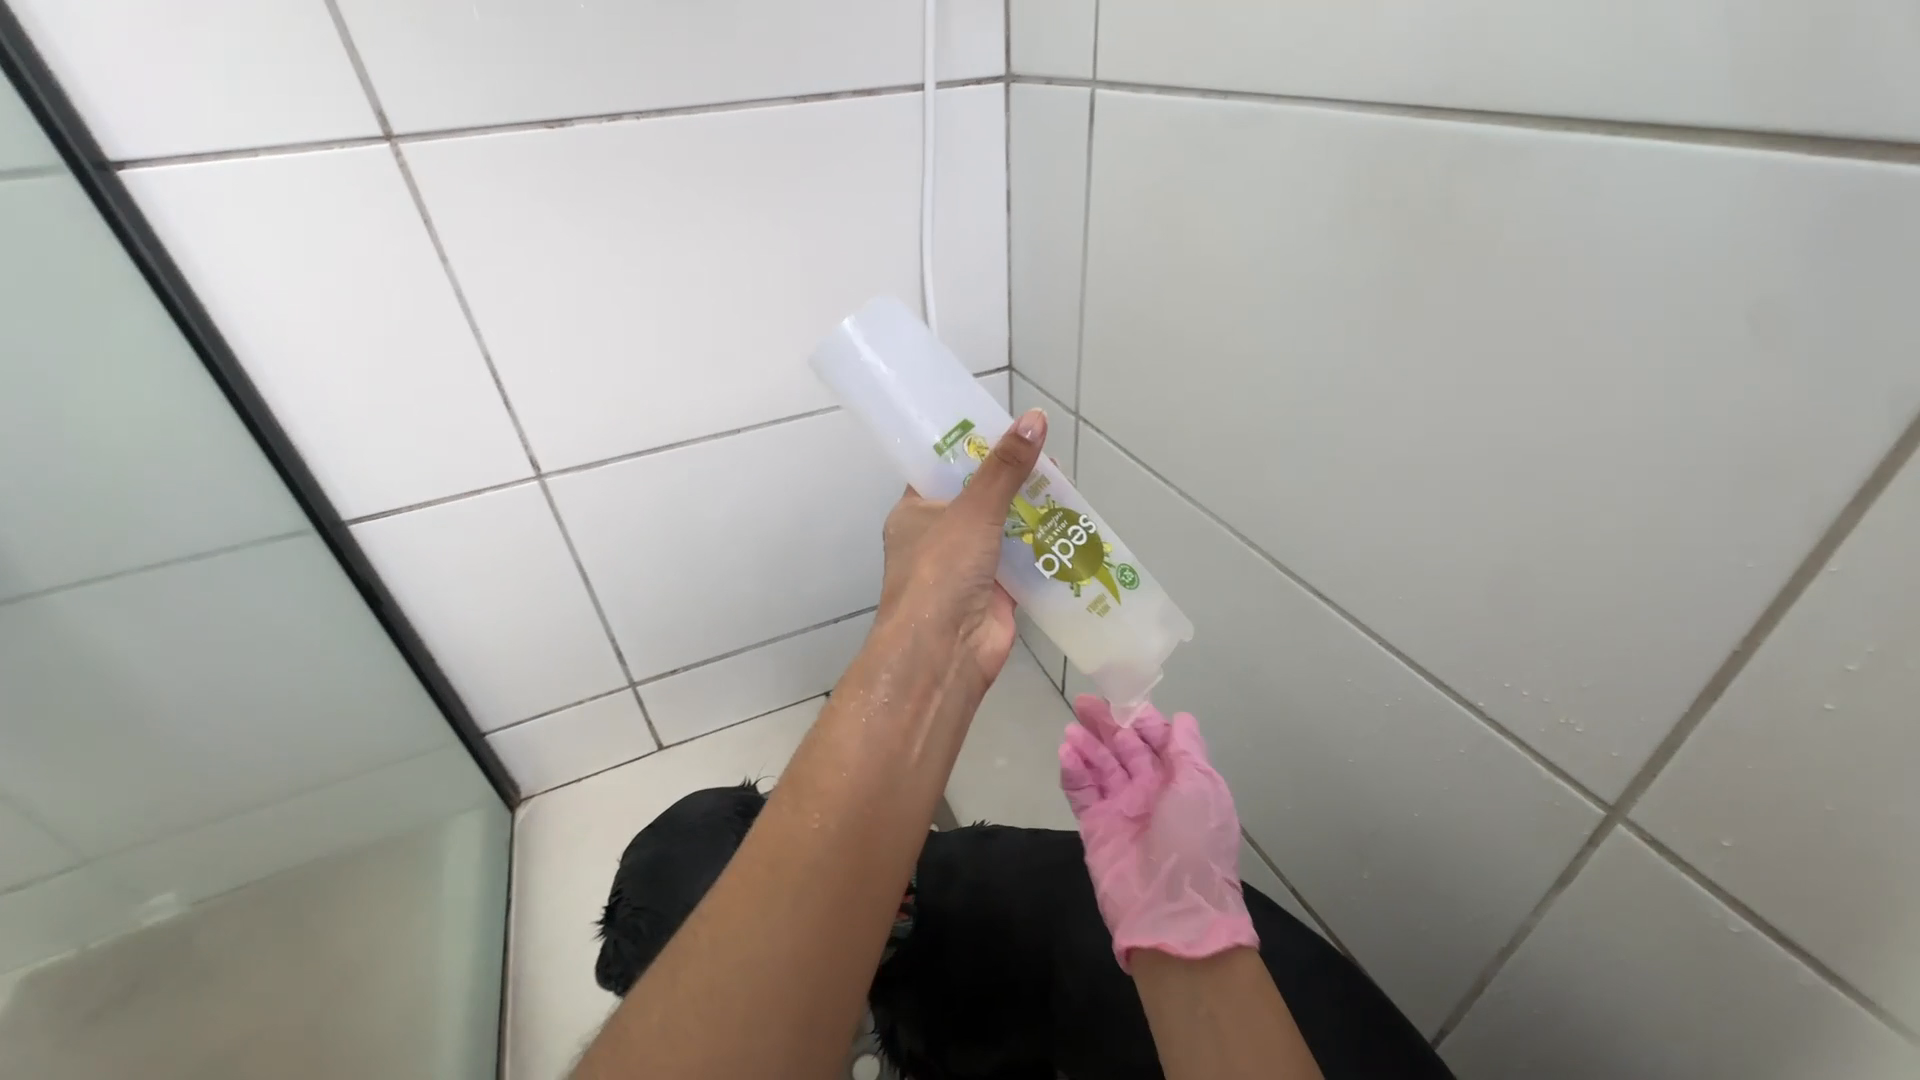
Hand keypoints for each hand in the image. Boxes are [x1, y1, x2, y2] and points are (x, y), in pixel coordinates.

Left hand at [871, 407, 1046, 695]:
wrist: (945, 651)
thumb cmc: (941, 573)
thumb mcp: (973, 510)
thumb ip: (1005, 468)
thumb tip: (1035, 419)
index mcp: (915, 512)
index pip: (941, 469)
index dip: (972, 449)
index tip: (1005, 430)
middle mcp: (938, 537)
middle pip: (979, 498)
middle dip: (1012, 480)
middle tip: (1046, 457)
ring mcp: (968, 567)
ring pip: (1005, 529)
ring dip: (1032, 512)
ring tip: (1064, 484)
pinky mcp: (997, 592)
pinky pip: (1023, 561)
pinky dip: (1044, 546)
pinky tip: (1072, 526)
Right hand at [1059, 697, 1258, 969]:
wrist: (1172, 914)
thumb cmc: (1194, 844)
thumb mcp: (1201, 788)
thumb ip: (1187, 750)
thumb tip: (1182, 717)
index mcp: (1181, 781)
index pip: (1157, 740)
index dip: (1140, 719)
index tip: (1120, 697)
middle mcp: (1151, 791)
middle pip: (1124, 749)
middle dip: (1106, 725)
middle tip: (1082, 702)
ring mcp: (1122, 810)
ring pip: (1101, 767)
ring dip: (1087, 745)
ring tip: (1070, 727)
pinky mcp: (1096, 828)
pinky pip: (1082, 793)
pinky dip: (1074, 771)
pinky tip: (1066, 752)